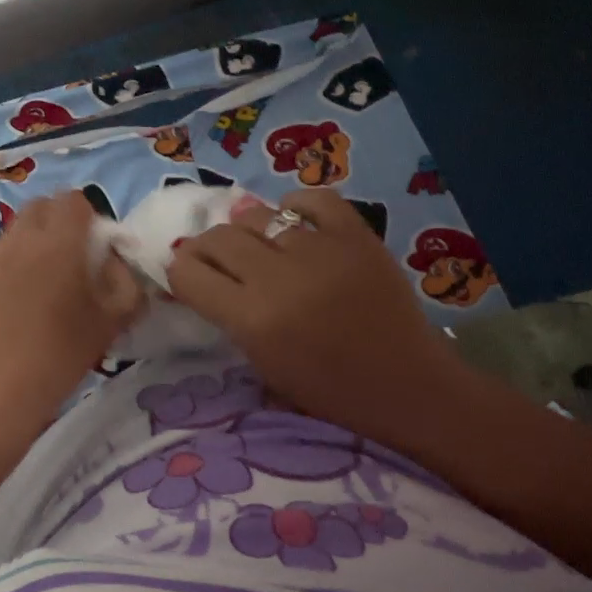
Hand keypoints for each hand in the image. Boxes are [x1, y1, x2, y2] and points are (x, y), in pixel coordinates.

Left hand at [0, 192, 142, 437]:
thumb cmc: (60, 358)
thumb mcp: (112, 322)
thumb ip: (125, 281)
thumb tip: (115, 259)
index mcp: (59, 243)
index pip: (74, 200)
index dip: (90, 217)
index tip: (96, 248)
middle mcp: (21, 239)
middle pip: (42, 206)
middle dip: (60, 221)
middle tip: (73, 260)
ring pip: (17, 229)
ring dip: (34, 242)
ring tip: (42, 285)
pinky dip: (11, 263)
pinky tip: (14, 303)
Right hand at [165, 188, 472, 441]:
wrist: (410, 389)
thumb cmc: (328, 391)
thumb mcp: (260, 364)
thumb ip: (225, 316)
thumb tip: (197, 274)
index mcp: (252, 319)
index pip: (187, 272)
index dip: (181, 273)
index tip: (189, 279)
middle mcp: (279, 278)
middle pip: (216, 238)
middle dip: (206, 249)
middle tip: (218, 263)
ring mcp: (320, 251)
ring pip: (257, 217)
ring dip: (247, 232)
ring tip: (258, 247)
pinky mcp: (357, 237)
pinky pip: (314, 200)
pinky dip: (296, 207)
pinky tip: (293, 223)